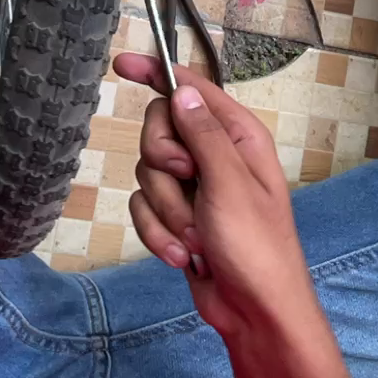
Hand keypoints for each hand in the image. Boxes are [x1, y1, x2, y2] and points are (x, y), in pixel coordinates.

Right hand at [115, 54, 368, 377]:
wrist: (254, 314)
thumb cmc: (257, 246)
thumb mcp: (231, 184)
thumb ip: (203, 134)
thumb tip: (179, 90)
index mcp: (235, 134)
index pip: (189, 88)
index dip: (155, 72)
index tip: (121, 64)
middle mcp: (211, 152)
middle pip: (158, 130)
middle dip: (164, 164)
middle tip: (188, 183)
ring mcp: (192, 185)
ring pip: (147, 172)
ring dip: (166, 211)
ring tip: (196, 237)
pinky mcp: (175, 214)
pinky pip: (144, 206)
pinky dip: (158, 233)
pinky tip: (183, 255)